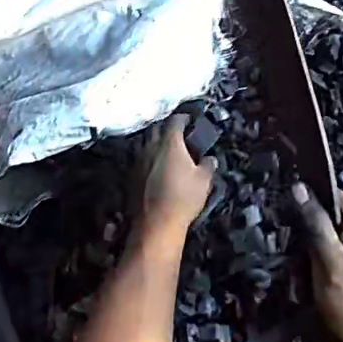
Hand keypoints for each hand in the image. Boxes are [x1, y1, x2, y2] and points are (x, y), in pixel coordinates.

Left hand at [137, 114, 216, 248]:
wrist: (156, 223)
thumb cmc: (183, 198)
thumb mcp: (203, 181)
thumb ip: (208, 166)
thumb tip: (210, 159)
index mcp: (170, 143)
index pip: (175, 121)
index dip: (183, 118)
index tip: (189, 120)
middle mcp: (151, 147)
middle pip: (156, 128)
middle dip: (166, 126)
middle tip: (177, 132)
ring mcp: (139, 161)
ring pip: (145, 142)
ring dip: (155, 141)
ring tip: (165, 148)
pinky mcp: (132, 175)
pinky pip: (140, 158)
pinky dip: (148, 156)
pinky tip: (155, 166)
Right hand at [292, 185, 342, 341]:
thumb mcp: (329, 261)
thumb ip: (314, 223)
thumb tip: (299, 187)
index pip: (331, 196)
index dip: (307, 206)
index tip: (287, 225)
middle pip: (330, 220)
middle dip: (309, 240)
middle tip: (297, 264)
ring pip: (332, 242)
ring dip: (315, 259)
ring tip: (306, 281)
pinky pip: (340, 259)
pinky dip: (326, 270)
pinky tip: (319, 288)